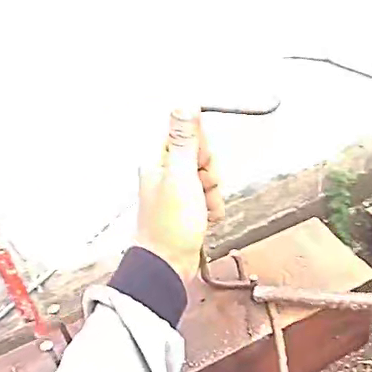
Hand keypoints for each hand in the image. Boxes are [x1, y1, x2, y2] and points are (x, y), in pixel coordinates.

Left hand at [136, 109, 220, 276]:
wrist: (169, 265)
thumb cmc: (169, 226)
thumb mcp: (182, 176)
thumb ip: (184, 140)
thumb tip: (184, 106)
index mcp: (158, 160)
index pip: (188, 135)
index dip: (201, 148)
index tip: (202, 161)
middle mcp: (165, 172)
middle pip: (202, 157)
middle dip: (210, 174)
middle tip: (200, 188)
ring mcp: (176, 191)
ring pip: (209, 178)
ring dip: (213, 194)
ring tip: (200, 209)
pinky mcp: (186, 207)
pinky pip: (210, 198)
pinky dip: (212, 208)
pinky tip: (203, 219)